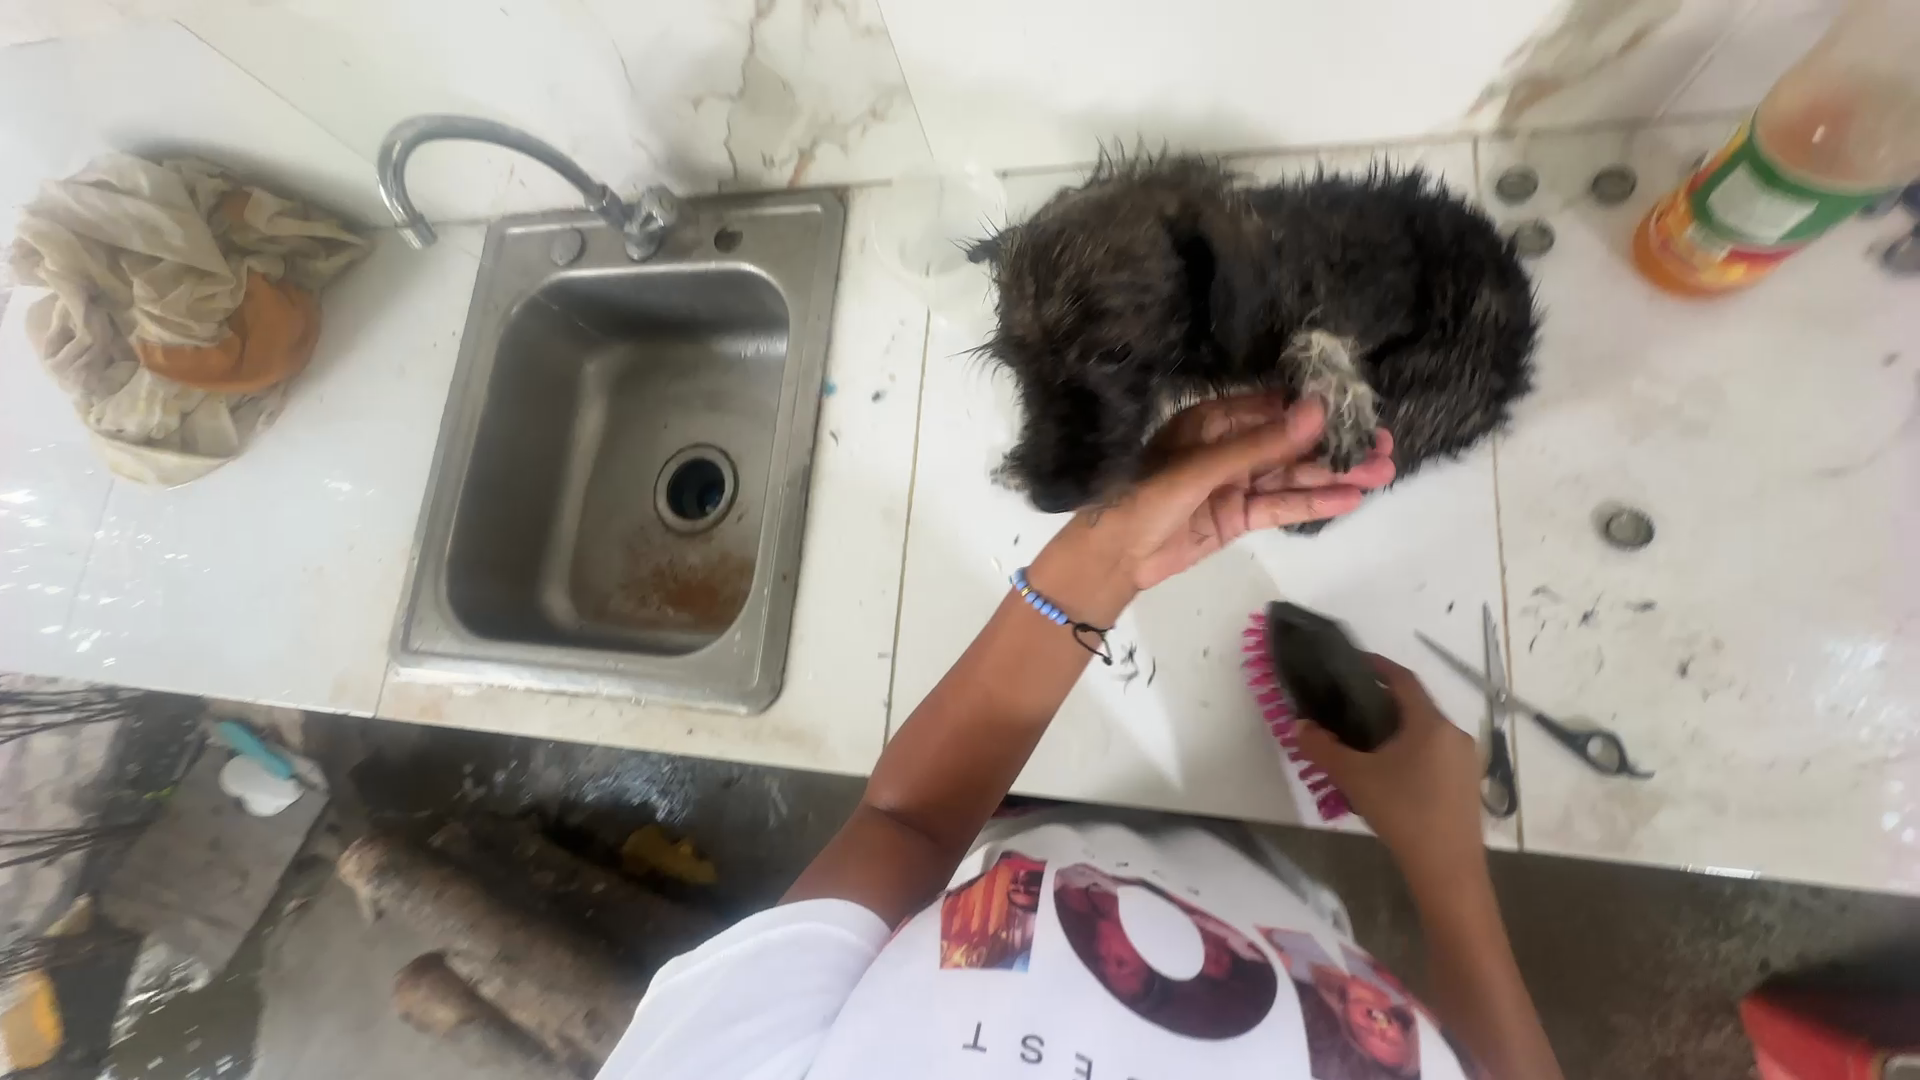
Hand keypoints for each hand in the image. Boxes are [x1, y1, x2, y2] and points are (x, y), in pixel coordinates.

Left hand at [1041, 396, 1394, 607]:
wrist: (1113, 556)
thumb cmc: (1145, 498)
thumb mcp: (1202, 468)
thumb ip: (1260, 445)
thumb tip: (1318, 411)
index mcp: (1209, 422)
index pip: (1270, 409)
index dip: (1314, 410)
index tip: (1360, 410)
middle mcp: (1225, 449)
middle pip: (1287, 444)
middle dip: (1334, 446)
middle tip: (1385, 448)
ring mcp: (1232, 485)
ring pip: (1289, 477)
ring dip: (1332, 476)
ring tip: (1382, 473)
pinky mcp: (1235, 518)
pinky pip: (1278, 507)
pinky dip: (1311, 504)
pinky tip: (1349, 499)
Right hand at [1297, 655, 1485, 883]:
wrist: (1447, 869)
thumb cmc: (1402, 812)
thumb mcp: (1353, 776)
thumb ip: (1321, 746)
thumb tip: (1299, 725)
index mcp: (1430, 724)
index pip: (1402, 679)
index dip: (1376, 664)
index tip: (1351, 659)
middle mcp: (1453, 734)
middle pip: (1414, 704)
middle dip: (1380, 699)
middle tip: (1346, 702)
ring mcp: (1464, 761)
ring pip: (1424, 730)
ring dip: (1395, 725)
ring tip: (1360, 735)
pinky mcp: (1465, 784)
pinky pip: (1433, 751)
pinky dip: (1408, 747)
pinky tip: (1385, 767)